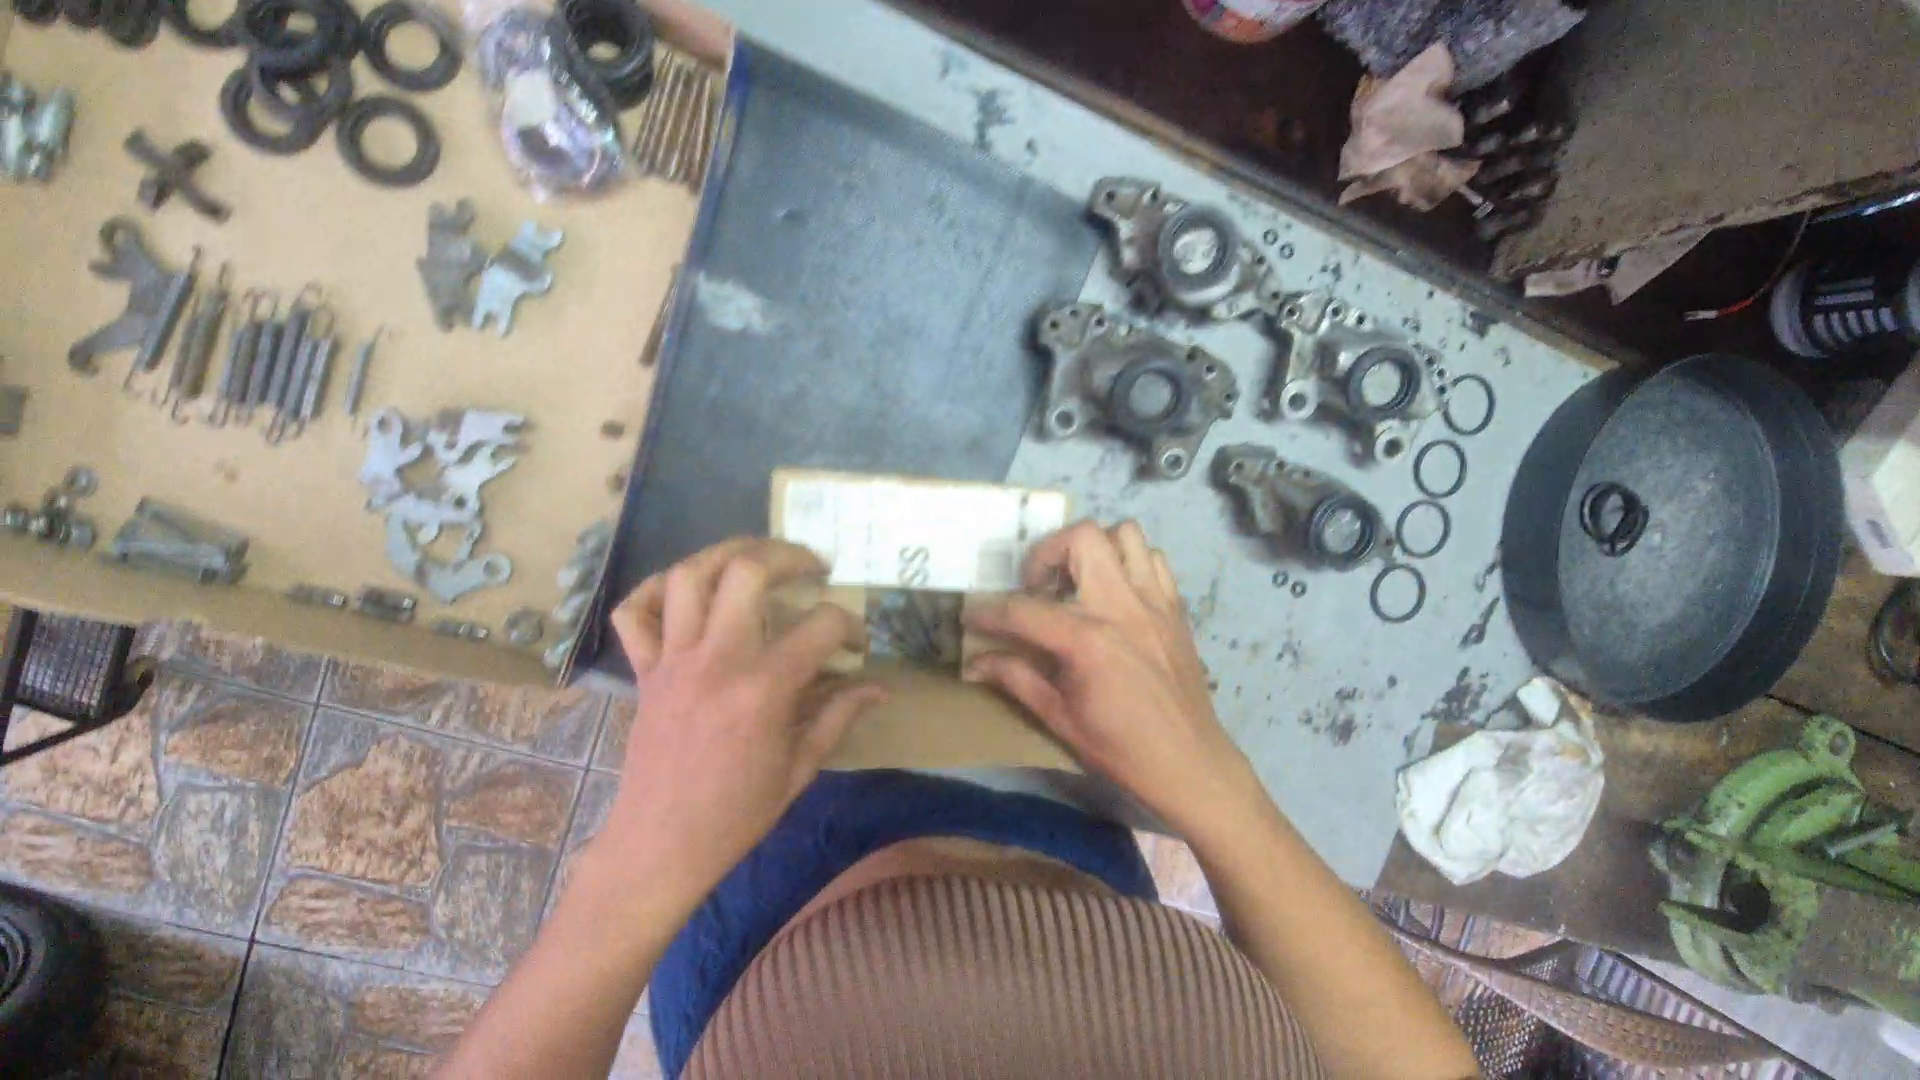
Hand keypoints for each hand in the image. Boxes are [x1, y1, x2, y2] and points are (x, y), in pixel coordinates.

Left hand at [602, 538, 884, 890]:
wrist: (660, 845)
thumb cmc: (736, 815)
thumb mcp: (799, 769)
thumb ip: (838, 717)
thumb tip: (879, 688)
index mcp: (763, 690)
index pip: (820, 626)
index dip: (850, 625)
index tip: (855, 642)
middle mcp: (716, 661)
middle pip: (746, 572)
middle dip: (787, 554)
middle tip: (811, 565)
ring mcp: (673, 661)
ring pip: (689, 577)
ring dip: (726, 553)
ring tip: (756, 557)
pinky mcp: (643, 671)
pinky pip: (635, 612)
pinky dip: (655, 589)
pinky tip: (685, 590)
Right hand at [963, 521, 1258, 833]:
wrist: (1189, 763)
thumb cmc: (1119, 747)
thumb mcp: (1058, 717)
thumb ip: (1015, 678)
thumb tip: (974, 663)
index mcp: (1087, 640)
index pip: (1024, 609)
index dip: (989, 612)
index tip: (972, 616)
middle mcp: (1122, 607)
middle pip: (1082, 538)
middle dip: (1048, 552)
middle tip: (1037, 586)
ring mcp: (1154, 602)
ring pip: (1125, 535)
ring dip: (1094, 549)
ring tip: (1078, 581)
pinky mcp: (1175, 608)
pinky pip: (1154, 559)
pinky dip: (1130, 563)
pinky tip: (1115, 593)